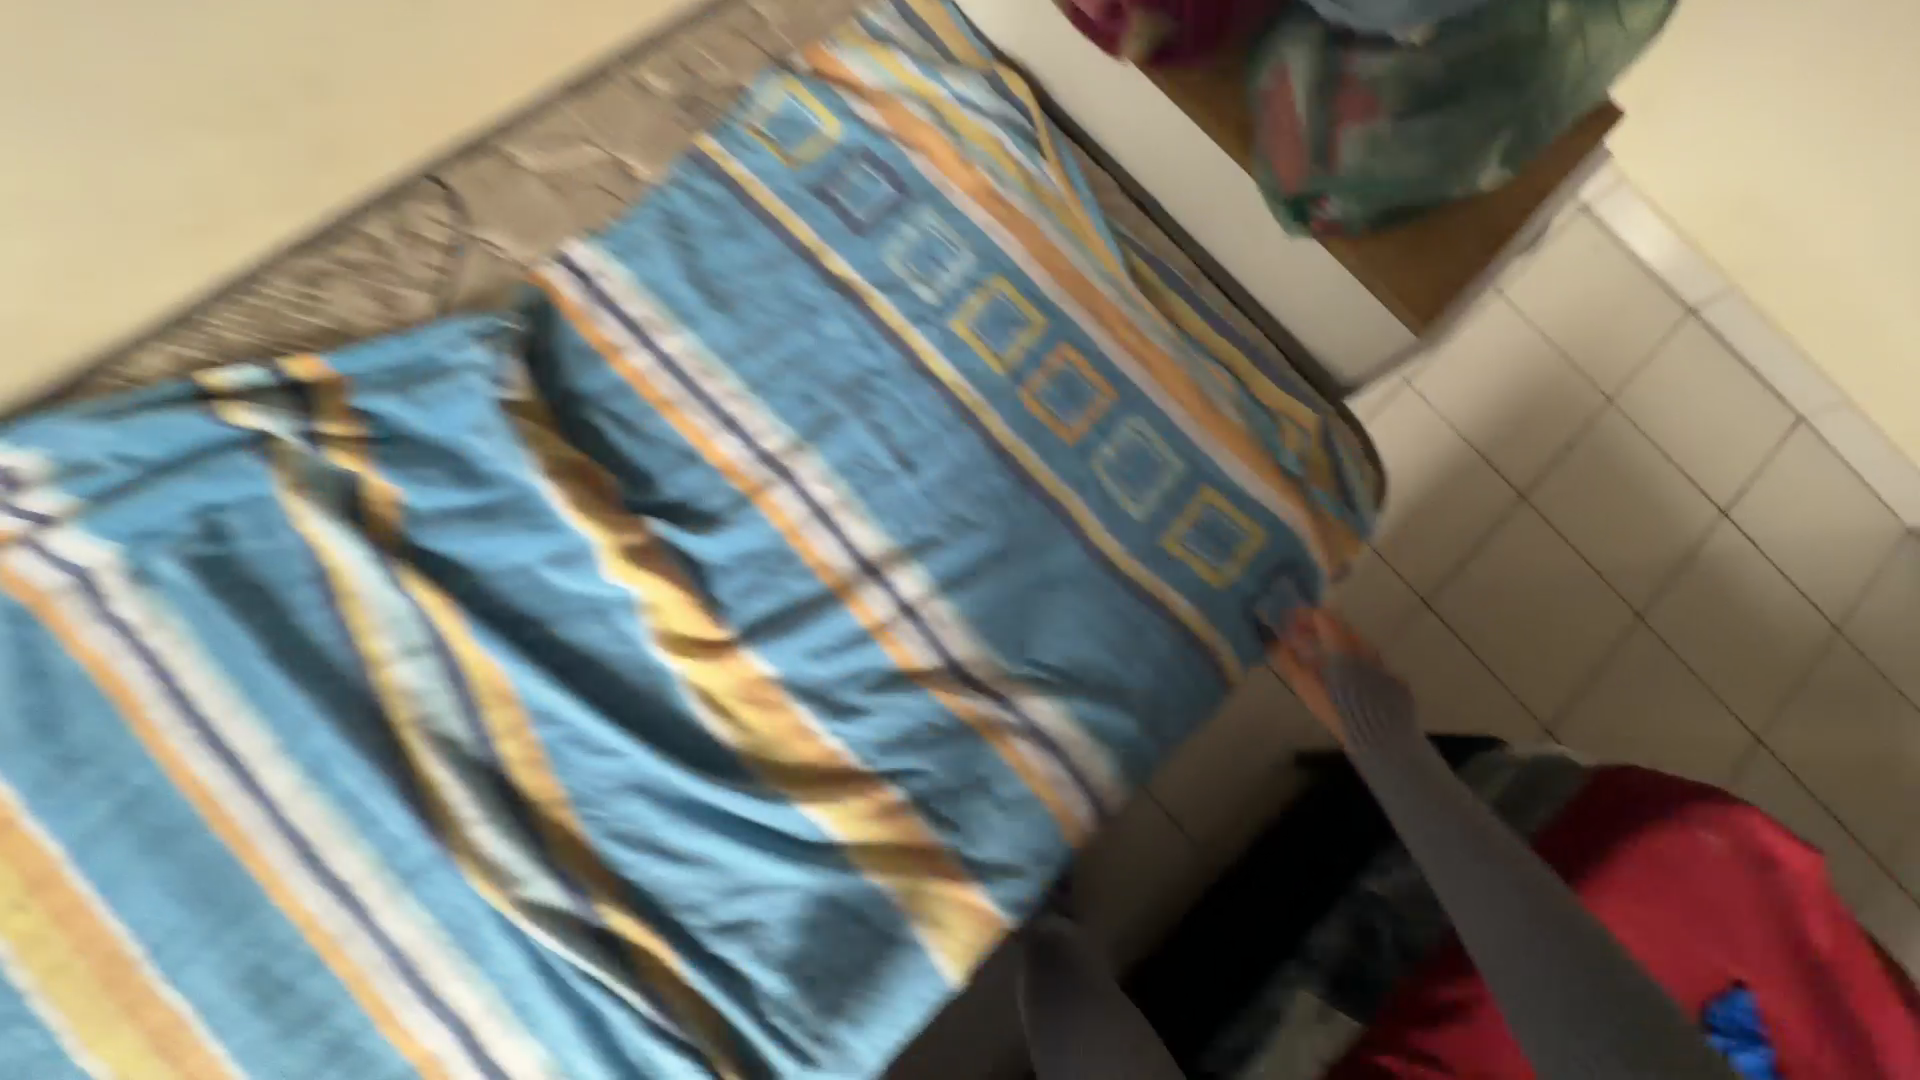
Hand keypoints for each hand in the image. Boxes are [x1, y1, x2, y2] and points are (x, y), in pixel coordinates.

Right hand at [1269, 609, 1399, 741]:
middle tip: (1299, 638)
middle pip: (1340, 627)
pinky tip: (1343, 677)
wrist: (1380, 737)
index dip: (1302, 616)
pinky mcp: (1392, 678)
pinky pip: (1368, 661)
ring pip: (1354, 643)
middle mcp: (1364, 647)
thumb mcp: (1305, 686)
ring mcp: (1381, 661)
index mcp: (1342, 644)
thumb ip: (1288, 660)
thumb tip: (1274, 642)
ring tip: (1318, 658)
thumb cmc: (1336, 709)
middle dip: (1317, 628)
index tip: (1288, 621)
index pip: (1322, 616)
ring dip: (1334, 644)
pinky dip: (1351, 660)